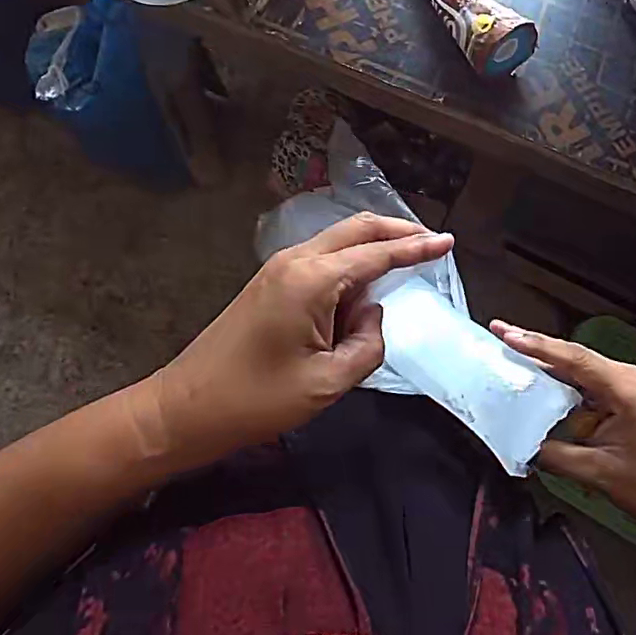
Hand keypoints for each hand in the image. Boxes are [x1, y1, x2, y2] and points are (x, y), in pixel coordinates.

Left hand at [143, 214, 453, 467]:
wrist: (188, 405)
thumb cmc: (257, 399)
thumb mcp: (327, 383)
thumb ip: (367, 344)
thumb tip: (372, 313)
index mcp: (312, 279)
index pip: (376, 253)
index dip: (416, 247)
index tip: (448, 242)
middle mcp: (295, 260)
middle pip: (355, 229)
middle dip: (396, 231)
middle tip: (431, 241)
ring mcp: (278, 267)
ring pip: (337, 242)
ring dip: (371, 248)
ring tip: (403, 265)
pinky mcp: (270, 281)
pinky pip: (320, 260)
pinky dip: (348, 265)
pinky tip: (361, 288)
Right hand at [489, 321, 635, 542]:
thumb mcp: (597, 472)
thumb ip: (554, 454)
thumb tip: (519, 441)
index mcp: (626, 389)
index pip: (575, 360)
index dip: (539, 347)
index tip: (508, 336)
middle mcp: (627, 377)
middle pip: (573, 354)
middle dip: (535, 344)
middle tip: (499, 331)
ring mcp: (625, 382)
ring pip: (576, 363)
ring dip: (544, 357)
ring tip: (509, 344)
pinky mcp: (620, 392)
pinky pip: (583, 377)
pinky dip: (557, 373)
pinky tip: (534, 370)